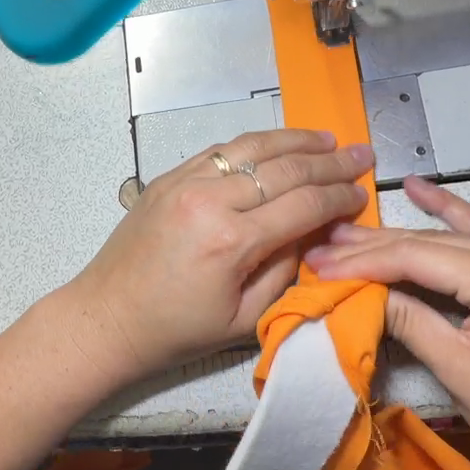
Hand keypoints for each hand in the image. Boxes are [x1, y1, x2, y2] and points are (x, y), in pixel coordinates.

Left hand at [50, 129, 371, 386]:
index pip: (304, 204)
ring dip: (293, 139)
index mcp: (232, 240)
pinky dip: (252, 144)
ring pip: (250, 147)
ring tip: (326, 139)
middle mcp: (209, 200)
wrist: (107, 316)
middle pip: (284, 168)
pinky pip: (219, 151)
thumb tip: (313, 231)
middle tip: (360, 153)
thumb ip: (286, 270)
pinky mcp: (166, 177)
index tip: (362, 192)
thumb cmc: (176, 330)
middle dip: (329, 161)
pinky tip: (275, 144)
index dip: (339, 197)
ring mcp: (184, 181)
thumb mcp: (245, 318)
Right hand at [303, 176, 469, 469]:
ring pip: (451, 237)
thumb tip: (360, 293)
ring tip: (347, 228)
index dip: (361, 263)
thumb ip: (409, 321)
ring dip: (399, 235)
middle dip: (371, 248)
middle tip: (319, 247)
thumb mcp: (462, 375)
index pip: (416, 258)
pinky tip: (421, 190)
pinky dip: (450, 213)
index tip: (317, 266)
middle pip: (430, 244)